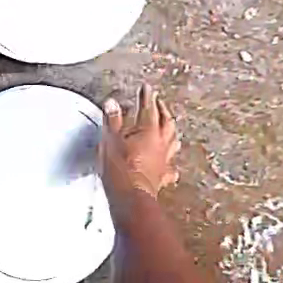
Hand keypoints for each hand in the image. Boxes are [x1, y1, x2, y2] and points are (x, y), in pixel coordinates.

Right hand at [100, 85, 178, 199]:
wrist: (130, 194)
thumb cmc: (120, 168)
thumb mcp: (110, 139)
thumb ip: (112, 120)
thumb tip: (113, 104)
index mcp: (148, 130)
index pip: (149, 108)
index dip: (147, 97)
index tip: (147, 88)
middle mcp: (160, 142)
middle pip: (166, 121)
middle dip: (162, 110)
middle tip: (159, 102)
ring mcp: (163, 159)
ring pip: (172, 140)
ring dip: (171, 130)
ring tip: (169, 125)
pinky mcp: (162, 175)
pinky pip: (170, 165)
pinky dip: (170, 161)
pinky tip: (170, 164)